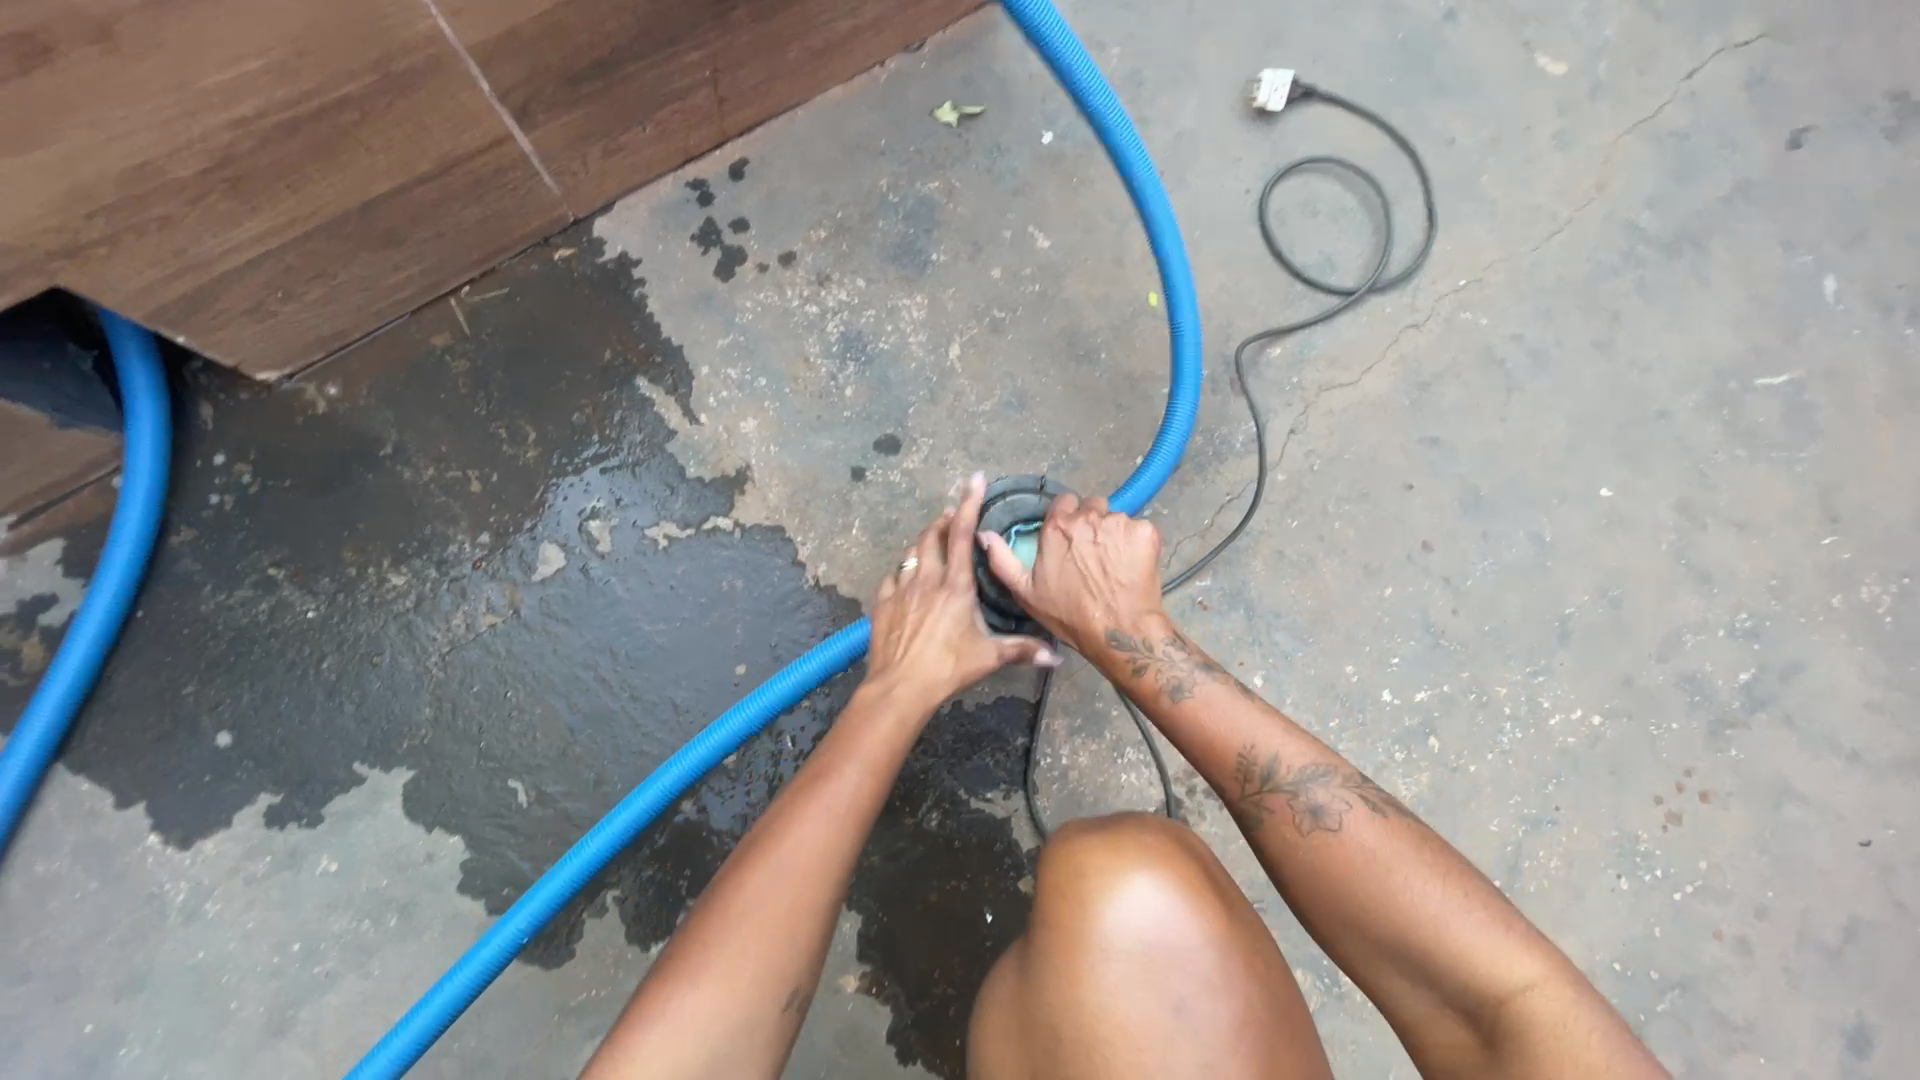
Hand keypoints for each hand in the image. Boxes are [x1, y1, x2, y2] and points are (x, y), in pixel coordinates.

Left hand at [865, 473, 1061, 709]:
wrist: (899, 687)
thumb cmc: (948, 668)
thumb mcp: (988, 658)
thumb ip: (1022, 650)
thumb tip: (1056, 658)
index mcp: (956, 586)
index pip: (962, 534)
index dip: (968, 503)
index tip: (974, 479)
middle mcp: (927, 580)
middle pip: (931, 536)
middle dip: (942, 520)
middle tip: (952, 516)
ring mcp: (901, 590)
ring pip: (911, 553)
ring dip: (923, 543)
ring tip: (932, 542)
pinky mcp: (882, 604)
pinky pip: (891, 578)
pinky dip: (902, 572)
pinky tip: (906, 579)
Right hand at [977, 493, 1169, 657]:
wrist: (1118, 630)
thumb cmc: (1069, 615)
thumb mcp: (1026, 592)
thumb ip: (1002, 559)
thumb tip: (983, 534)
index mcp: (1057, 526)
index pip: (1065, 502)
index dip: (1068, 518)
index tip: (1071, 539)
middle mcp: (1087, 517)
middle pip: (1093, 506)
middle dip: (1093, 524)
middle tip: (1094, 554)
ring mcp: (1119, 523)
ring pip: (1117, 519)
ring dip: (1115, 535)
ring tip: (1115, 564)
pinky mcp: (1145, 532)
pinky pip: (1141, 530)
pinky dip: (1138, 544)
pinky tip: (1133, 566)